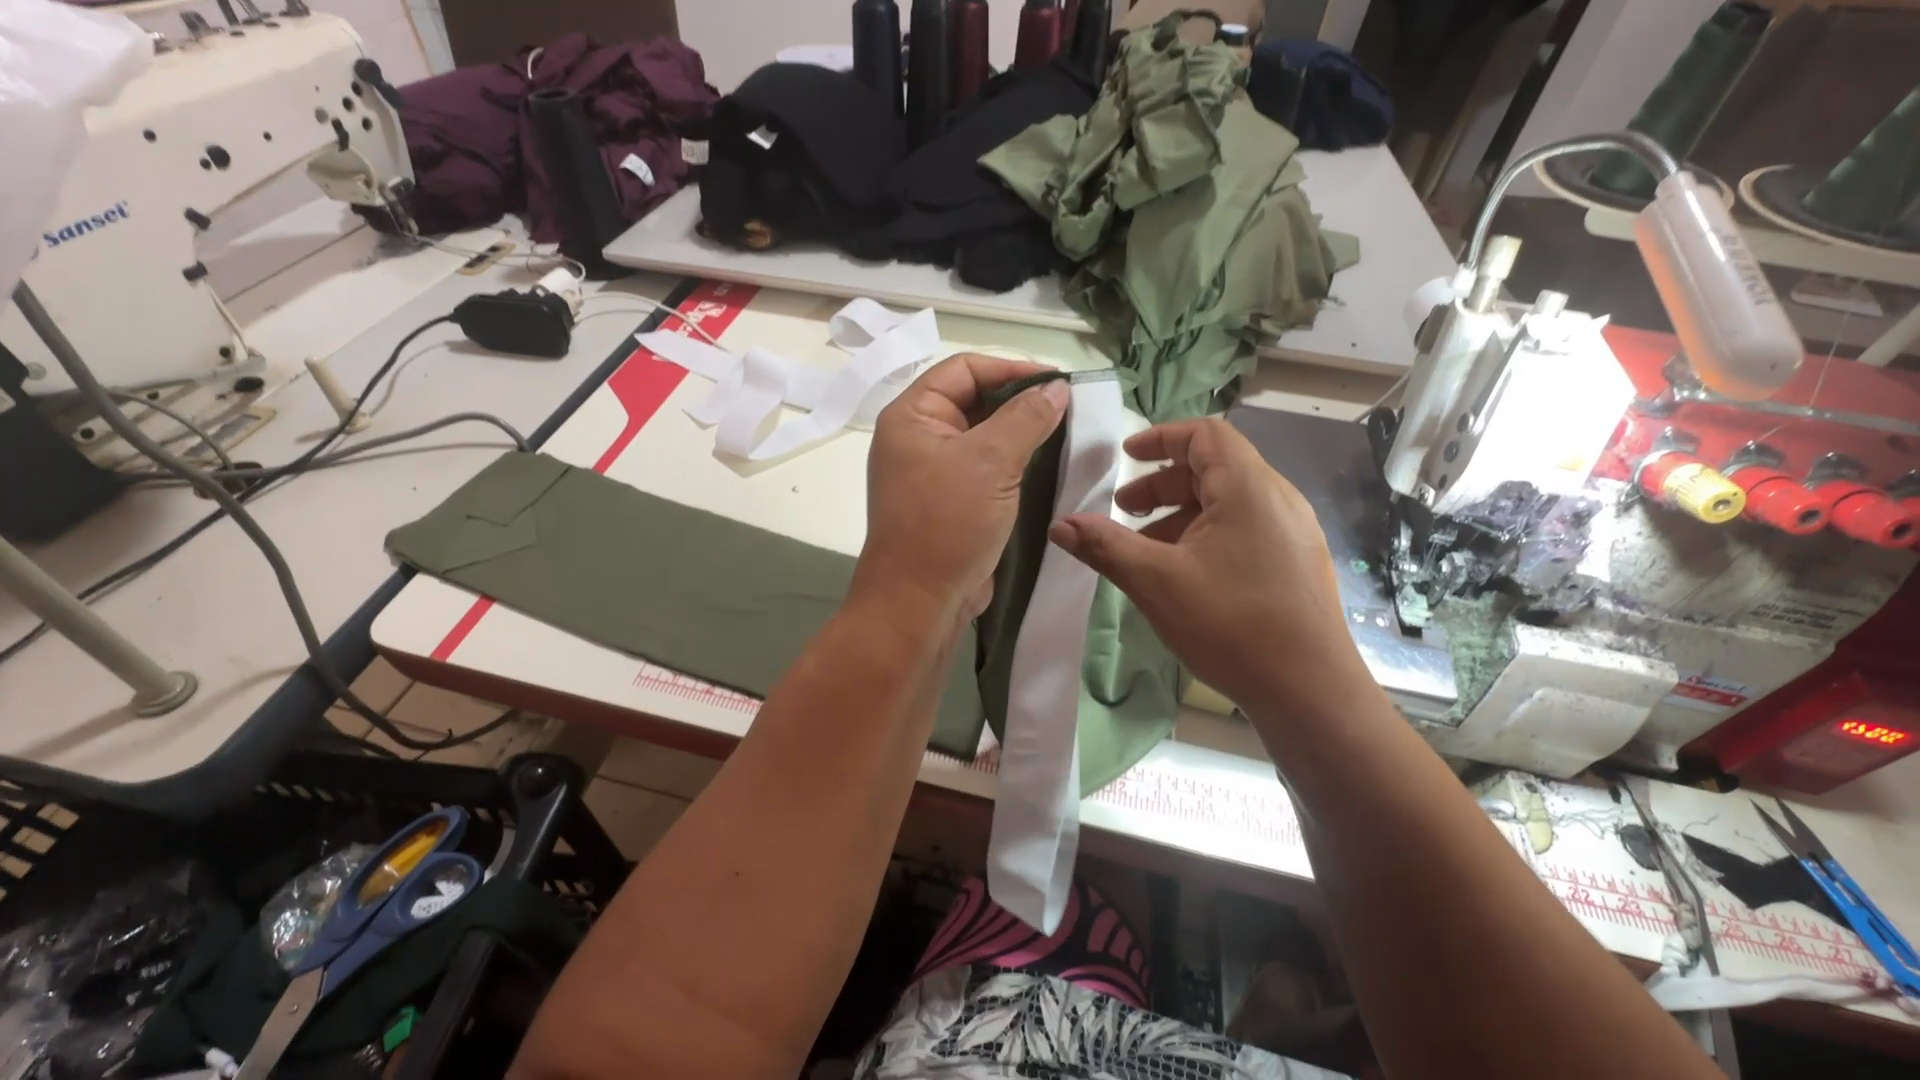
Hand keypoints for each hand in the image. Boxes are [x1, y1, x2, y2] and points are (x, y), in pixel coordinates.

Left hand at [858, 355, 1069, 621]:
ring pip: (984, 438)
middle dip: (1021, 403)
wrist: (920, 602)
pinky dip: (1015, 466)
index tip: (1058, 383)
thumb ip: (1026, 418)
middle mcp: (918, 438)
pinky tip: (1048, 469)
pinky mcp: (950, 503)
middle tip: (1069, 411)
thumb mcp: (990, 462)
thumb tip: (1057, 388)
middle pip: (975, 401)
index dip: (1012, 369)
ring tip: (1066, 437)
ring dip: (1022, 436)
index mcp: (912, 416)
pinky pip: (986, 470)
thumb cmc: (947, 524)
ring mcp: (932, 473)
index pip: (965, 369)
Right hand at [1047, 417, 1368, 717]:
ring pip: (1229, 504)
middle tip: (1123, 512)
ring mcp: (1293, 534)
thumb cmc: (1231, 624)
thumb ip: (1105, 547)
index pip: (1206, 434)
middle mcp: (1278, 500)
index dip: (1161, 438)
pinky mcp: (1297, 565)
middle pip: (1215, 468)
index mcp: (1249, 488)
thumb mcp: (1156, 582)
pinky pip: (1245, 531)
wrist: (1310, 691)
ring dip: (1181, 516)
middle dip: (1162, 484)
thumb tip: (1059, 525)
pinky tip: (1184, 578)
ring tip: (1145, 552)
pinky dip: (1206, 537)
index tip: (1125, 456)